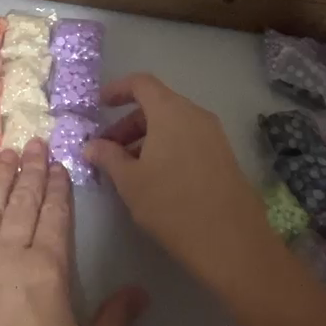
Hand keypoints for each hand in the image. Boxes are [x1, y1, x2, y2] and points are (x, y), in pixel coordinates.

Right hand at [85, 73, 280, 296]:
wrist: (233, 242)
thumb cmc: (173, 205)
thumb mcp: (130, 182)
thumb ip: (108, 157)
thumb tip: (92, 145)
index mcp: (170, 111)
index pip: (141, 83)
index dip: (117, 90)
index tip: (99, 106)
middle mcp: (195, 114)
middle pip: (157, 105)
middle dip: (128, 123)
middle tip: (108, 151)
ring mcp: (214, 135)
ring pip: (173, 124)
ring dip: (147, 138)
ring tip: (128, 170)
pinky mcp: (224, 156)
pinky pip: (189, 139)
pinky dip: (167, 148)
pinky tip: (156, 179)